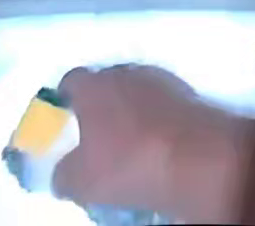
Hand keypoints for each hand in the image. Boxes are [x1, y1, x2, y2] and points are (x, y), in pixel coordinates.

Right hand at [52, 65, 249, 220]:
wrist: (192, 154)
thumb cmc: (127, 163)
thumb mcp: (79, 181)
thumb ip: (63, 171)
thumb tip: (65, 170)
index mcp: (95, 86)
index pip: (72, 79)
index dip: (64, 97)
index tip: (62, 117)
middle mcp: (126, 71)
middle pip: (105, 81)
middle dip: (99, 104)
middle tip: (94, 135)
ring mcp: (158, 76)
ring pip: (134, 88)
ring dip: (128, 107)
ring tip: (126, 140)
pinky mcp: (183, 88)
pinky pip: (158, 98)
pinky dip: (153, 113)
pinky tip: (153, 139)